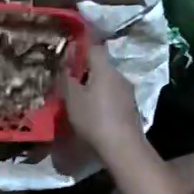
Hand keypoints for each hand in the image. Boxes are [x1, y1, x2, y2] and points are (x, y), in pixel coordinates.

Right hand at [63, 49, 148, 164]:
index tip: (66, 55)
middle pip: (100, 65)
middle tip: (68, 81)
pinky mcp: (130, 107)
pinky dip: (102, 98)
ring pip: (107, 81)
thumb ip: (66, 78)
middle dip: (85, 70)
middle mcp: (119, 75)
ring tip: (79, 98)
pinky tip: (93, 111)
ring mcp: (127, 91)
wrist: (123, 146)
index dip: (80, 48)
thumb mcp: (72, 98)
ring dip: (94, 85)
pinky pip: (112, 94)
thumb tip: (64, 63)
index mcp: (105, 69)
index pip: (94, 47)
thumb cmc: (94, 118)